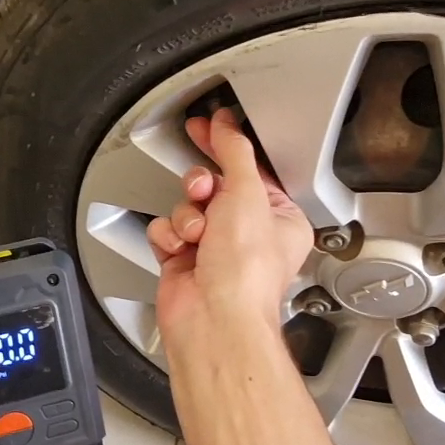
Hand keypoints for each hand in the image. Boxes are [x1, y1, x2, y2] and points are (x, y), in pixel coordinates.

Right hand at [145, 108, 314, 339]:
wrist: (212, 318)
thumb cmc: (245, 274)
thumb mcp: (248, 194)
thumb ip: (235, 153)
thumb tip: (226, 126)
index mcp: (278, 218)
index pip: (251, 170)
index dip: (227, 147)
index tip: (209, 126)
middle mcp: (247, 235)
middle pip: (212, 185)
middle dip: (201, 188)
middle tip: (202, 190)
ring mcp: (213, 249)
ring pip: (185, 206)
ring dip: (186, 216)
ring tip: (197, 234)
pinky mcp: (183, 261)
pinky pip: (166, 230)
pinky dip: (168, 236)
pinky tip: (181, 250)